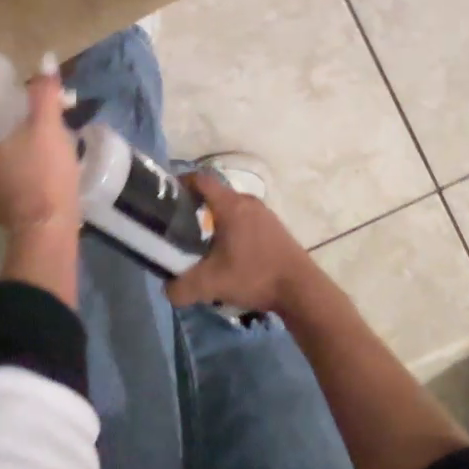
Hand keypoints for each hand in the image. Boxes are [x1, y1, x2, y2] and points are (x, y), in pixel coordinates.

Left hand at [0, 71, 80, 305]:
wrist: (49, 232)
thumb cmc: (43, 174)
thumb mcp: (46, 126)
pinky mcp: (8, 211)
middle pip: (9, 136)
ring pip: (17, 158)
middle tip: (63, 127)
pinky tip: (58, 173)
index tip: (51, 106)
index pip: (0, 113)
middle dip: (34, 128)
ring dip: (37, 150)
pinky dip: (38, 172)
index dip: (26, 104)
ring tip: (64, 149)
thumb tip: (44, 63)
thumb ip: (44, 93)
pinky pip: (23, 179)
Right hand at [165, 172, 326, 316]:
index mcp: (231, 205)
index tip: (167, 197)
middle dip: (195, 207)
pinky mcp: (275, 228)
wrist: (301, 289)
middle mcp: (248, 202)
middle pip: (215, 195)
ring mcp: (265, 214)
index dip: (182, 183)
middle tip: (179, 226)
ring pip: (232, 208)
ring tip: (202, 243)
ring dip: (216, 220)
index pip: (201, 180)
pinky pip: (246, 219)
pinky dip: (233, 229)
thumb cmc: (254, 276)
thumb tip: (167, 289)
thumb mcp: (211, 284)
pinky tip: (229, 253)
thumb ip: (181, 287)